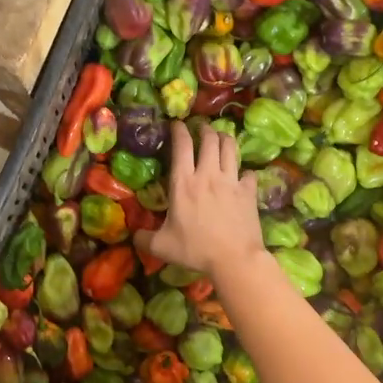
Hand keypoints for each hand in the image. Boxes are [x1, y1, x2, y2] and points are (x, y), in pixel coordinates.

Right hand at [137, 122, 264, 279]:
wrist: (235, 259)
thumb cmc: (195, 249)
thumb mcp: (162, 246)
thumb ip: (144, 238)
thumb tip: (134, 235)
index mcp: (183, 183)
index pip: (182, 145)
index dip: (179, 130)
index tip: (177, 124)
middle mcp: (208, 174)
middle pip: (209, 140)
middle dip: (205, 130)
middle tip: (202, 129)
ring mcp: (231, 181)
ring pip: (230, 148)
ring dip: (225, 139)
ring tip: (222, 138)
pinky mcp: (249, 192)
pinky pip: (248, 173)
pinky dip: (245, 171)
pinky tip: (242, 175)